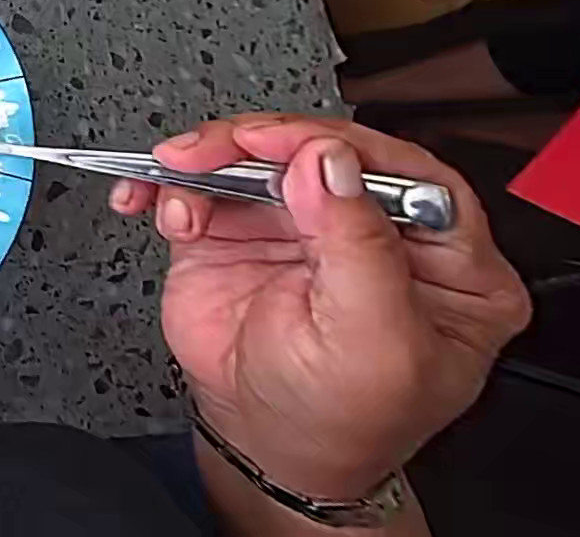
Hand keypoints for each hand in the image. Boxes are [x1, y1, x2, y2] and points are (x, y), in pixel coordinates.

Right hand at [110, 114, 530, 500]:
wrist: (258, 437)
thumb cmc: (336, 412)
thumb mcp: (371, 344)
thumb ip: (360, 249)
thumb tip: (330, 162)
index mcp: (433, 255)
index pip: (399, 170)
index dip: (339, 146)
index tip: (286, 147)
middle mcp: (357, 223)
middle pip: (307, 147)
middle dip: (249, 143)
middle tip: (208, 153)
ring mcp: (289, 218)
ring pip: (244, 155)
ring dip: (198, 159)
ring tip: (174, 179)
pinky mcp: (230, 221)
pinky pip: (191, 183)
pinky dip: (160, 184)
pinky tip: (146, 198)